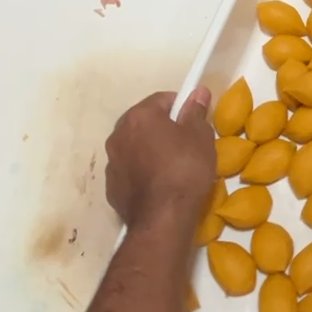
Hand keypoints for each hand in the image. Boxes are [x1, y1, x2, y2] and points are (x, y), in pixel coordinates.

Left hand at [104, 88, 214, 230]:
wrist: (163, 219)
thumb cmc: (185, 168)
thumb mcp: (200, 135)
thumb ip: (196, 110)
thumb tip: (197, 92)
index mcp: (139, 116)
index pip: (162, 99)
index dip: (182, 107)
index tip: (195, 122)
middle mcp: (118, 135)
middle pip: (144, 122)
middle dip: (163, 128)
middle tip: (186, 143)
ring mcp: (112, 163)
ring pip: (135, 147)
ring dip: (150, 150)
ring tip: (173, 166)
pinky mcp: (111, 188)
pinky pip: (130, 170)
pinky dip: (142, 172)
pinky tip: (160, 184)